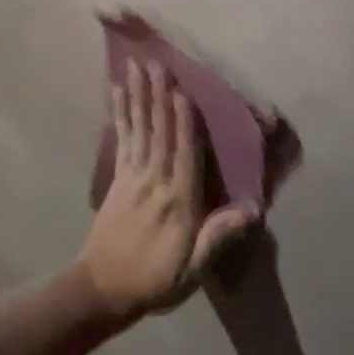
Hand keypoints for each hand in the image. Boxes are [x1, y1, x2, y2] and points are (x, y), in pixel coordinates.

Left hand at [76, 61, 257, 317]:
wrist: (101, 291)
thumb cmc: (154, 280)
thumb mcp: (192, 270)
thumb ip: (217, 237)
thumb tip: (252, 209)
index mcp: (178, 201)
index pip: (183, 155)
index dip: (183, 123)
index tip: (182, 91)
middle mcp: (155, 182)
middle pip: (158, 132)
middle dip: (158, 96)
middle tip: (156, 63)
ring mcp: (133, 177)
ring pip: (139, 128)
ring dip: (138, 95)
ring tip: (136, 66)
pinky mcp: (118, 178)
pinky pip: (121, 138)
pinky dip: (120, 113)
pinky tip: (117, 91)